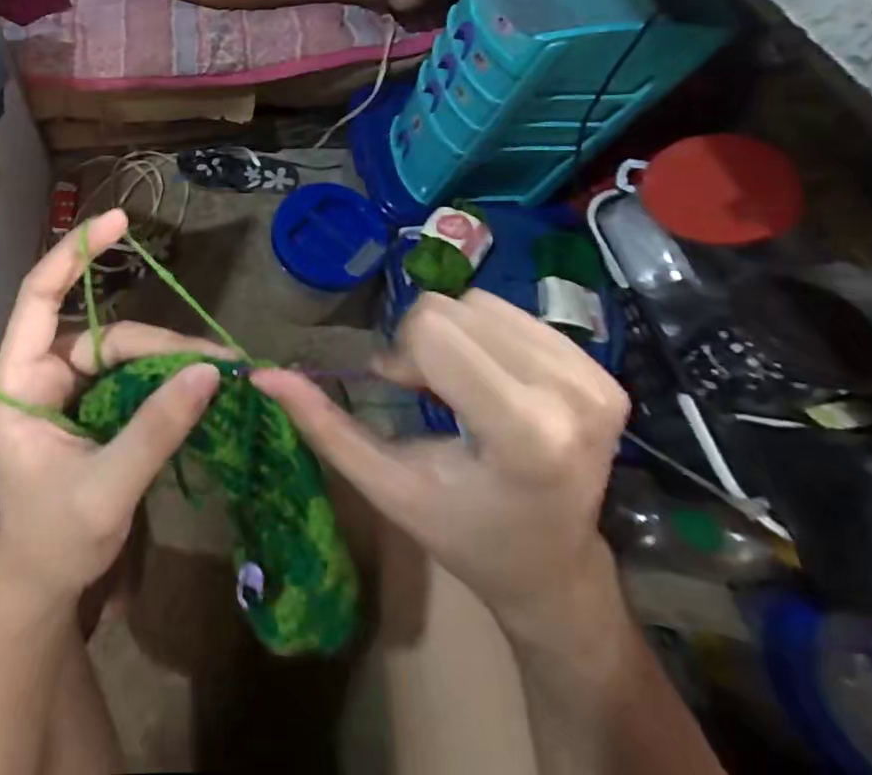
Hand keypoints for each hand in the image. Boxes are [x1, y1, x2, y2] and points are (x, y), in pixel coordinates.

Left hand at [0, 208, 228, 601]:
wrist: (47, 582)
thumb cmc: (55, 540)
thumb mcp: (107, 487)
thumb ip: (156, 429)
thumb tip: (210, 371)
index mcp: (19, 384)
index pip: (39, 299)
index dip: (75, 254)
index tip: (121, 221)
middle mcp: (45, 373)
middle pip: (108, 332)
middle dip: (164, 343)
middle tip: (220, 362)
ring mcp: (74, 387)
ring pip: (131, 351)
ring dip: (176, 359)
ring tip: (223, 374)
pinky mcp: (101, 402)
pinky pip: (141, 373)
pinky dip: (174, 375)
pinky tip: (206, 383)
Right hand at [254, 291, 630, 633]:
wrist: (554, 567)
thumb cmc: (466, 536)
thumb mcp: (390, 488)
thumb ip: (328, 429)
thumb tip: (266, 375)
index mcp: (523, 432)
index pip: (437, 331)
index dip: (402, 355)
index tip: (400, 389)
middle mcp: (571, 396)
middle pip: (459, 309)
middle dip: (427, 344)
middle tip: (427, 392)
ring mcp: (596, 380)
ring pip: (488, 304)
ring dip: (457, 337)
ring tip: (459, 387)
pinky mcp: (606, 373)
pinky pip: (522, 315)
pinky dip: (490, 338)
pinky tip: (491, 381)